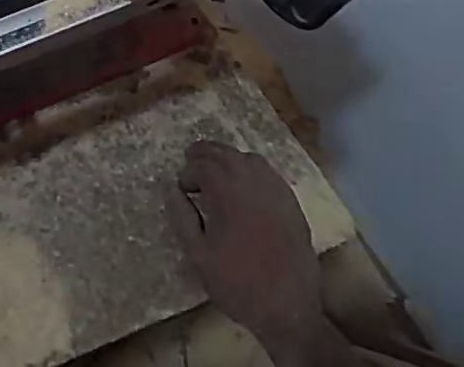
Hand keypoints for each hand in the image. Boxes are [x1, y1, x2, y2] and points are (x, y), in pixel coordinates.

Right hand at [166, 141, 345, 363]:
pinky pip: (268, 172)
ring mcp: (275, 190)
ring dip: (228, 158)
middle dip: (203, 155)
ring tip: (217, 171)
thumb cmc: (238, 283)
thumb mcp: (198, 255)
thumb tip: (172, 190)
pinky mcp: (291, 202)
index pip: (200, 165)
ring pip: (246, 158)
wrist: (289, 311)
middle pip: (223, 153)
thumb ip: (181, 217)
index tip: (183, 190)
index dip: (187, 174)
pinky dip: (251, 169)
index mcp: (226, 190)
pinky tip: (245, 186)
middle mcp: (250, 181)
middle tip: (191, 164)